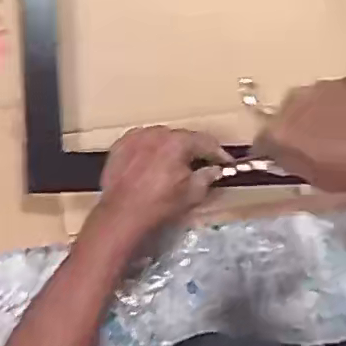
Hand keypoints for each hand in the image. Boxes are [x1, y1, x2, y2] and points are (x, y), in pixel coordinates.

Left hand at [86, 126, 229, 251]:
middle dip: (192, 150)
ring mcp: (136, 136)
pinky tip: (150, 163)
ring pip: (161, 137)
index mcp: (178, 142)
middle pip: (182, 137)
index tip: (225, 162)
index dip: (218, 153)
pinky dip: (149, 149)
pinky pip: (141, 142)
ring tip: (172, 164)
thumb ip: (207, 177)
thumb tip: (215, 170)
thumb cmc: (160, 204)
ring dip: (169, 147)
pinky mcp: (120, 144)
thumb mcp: (192, 194)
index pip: (206, 141)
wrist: (121, 213)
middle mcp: (157, 132)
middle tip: (199, 164)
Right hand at [253, 76, 345, 191]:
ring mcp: (320, 87)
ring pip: (311, 103)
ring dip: (320, 115)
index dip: (274, 153)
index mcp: (280, 134)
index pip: (262, 143)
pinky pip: (337, 95)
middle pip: (285, 117)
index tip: (287, 162)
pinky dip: (345, 105)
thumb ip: (298, 165)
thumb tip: (288, 157)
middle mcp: (292, 103)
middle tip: (319, 149)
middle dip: (297, 129)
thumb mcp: (322, 181)